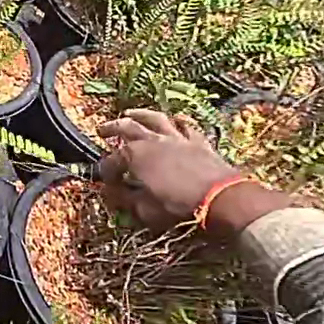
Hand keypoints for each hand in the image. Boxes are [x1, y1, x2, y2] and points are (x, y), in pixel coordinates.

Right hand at [96, 110, 237, 228]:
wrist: (221, 198)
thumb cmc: (179, 206)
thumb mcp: (146, 210)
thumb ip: (125, 199)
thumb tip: (110, 193)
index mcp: (135, 156)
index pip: (112, 161)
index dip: (106, 171)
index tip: (106, 182)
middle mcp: (152, 141)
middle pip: (127, 128)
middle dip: (111, 128)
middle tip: (102, 130)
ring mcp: (176, 138)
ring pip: (155, 119)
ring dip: (140, 114)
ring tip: (130, 113)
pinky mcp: (198, 141)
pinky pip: (187, 126)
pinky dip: (180, 121)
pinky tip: (176, 118)